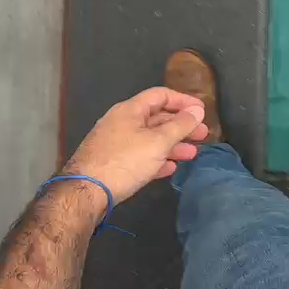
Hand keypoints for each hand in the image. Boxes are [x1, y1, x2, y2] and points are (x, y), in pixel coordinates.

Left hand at [61, 87, 209, 202]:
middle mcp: (122, 122)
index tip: (202, 110)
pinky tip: (170, 168)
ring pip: (150, 138)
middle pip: (157, 118)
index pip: (161, 95)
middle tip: (202, 134)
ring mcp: (115, 143)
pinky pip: (140, 155)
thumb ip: (180, 125)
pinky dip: (157, 158)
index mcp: (130, 110)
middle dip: (182, 126)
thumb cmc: (125, 161)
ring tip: (192, 154)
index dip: (184, 100)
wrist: (85, 193)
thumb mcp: (158, 141)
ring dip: (173, 144)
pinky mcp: (113, 163)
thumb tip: (197, 111)